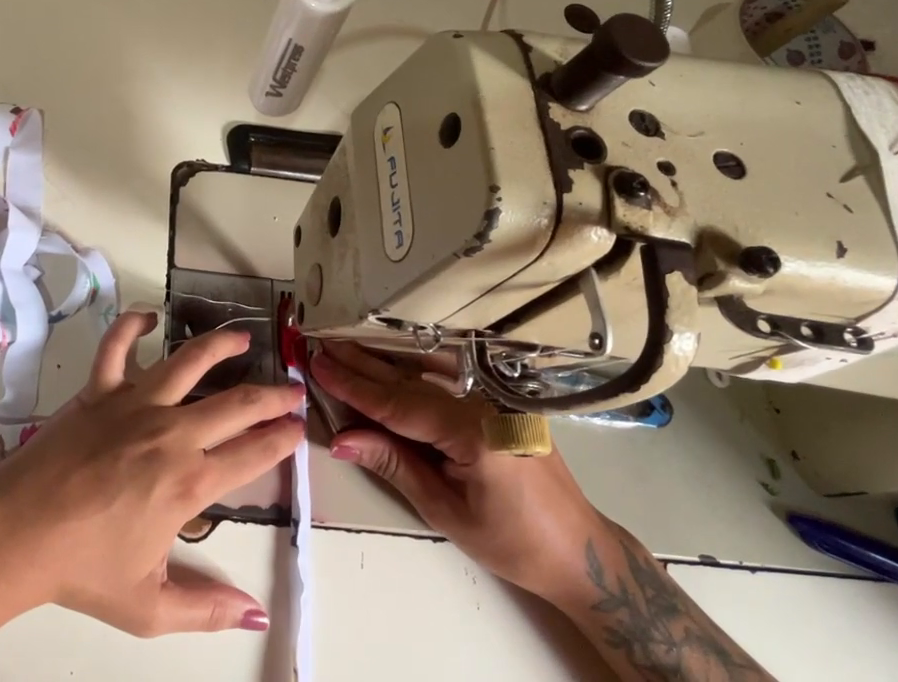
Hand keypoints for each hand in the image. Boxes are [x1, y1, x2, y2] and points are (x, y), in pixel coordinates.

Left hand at [0, 310, 303, 636]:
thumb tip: (256, 615)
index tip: (301, 429)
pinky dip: (131, 326)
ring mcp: (133, 405)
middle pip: (235, 404)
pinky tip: (147, 318)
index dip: (283, 440)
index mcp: (190, 483)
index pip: (253, 455)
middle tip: (292, 389)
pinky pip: (116, 347)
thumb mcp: (149, 607)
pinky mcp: (98, 392)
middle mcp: (171, 434)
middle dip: (271, 396)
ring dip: (220, 346)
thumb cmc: (81, 568)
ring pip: (188, 362)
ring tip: (243, 337)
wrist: (17, 530)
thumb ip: (207, 609)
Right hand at [309, 342, 606, 601]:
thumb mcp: (445, 511)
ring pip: (429, 374)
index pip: (399, 403)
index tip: (318, 367)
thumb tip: (341, 439)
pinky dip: (414, 370)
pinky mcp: (502, 403)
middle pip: (411, 381)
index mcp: (474, 433)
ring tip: (346, 347)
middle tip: (321, 346)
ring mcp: (498, 400)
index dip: (354, 386)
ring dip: (384, 361)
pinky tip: (392, 359)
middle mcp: (486, 404)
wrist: (579, 551)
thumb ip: (394, 464)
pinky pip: (449, 380)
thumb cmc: (513, 543)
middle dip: (362, 364)